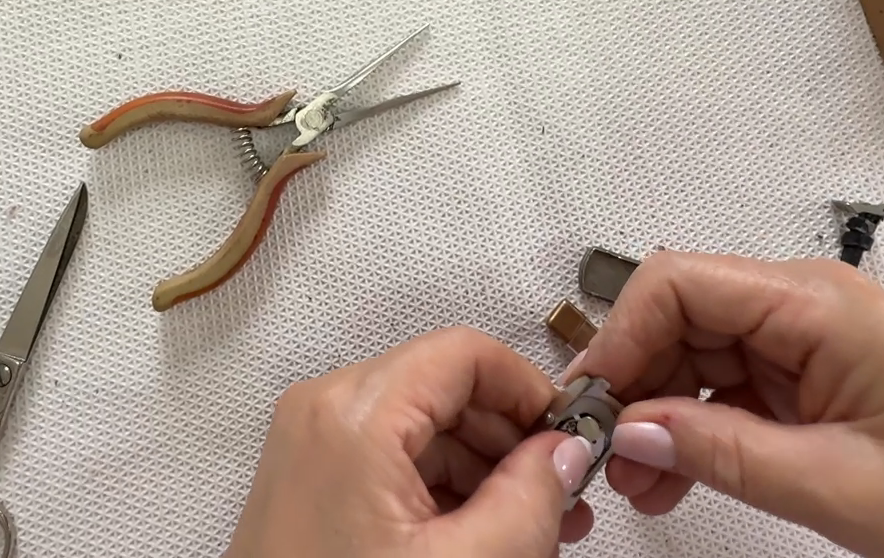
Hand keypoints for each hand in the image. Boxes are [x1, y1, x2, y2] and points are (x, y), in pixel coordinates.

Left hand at [225, 327, 594, 557]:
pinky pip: (390, 453)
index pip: (462, 353)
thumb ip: (529, 500)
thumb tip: (568, 449)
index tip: (573, 437)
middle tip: (567, 495)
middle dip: (509, 435)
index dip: (527, 387)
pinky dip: (441, 483)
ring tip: (539, 524)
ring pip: (419, 421)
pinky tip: (484, 530)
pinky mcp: (309, 471)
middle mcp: (326, 403)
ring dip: (482, 465)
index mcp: (357, 409)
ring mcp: (312, 436)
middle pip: (441, 384)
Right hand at [571, 251, 883, 557]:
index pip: (681, 283)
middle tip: (604, 444)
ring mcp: (798, 341)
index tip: (594, 395)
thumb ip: (725, 454)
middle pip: (678, 316)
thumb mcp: (845, 489)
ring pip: (690, 355)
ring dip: (656, 411)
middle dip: (634, 378)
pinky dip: (689, 429)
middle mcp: (798, 305)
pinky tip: (669, 473)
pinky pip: (720, 390)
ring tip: (634, 475)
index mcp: (815, 302)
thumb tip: (629, 428)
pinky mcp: (800, 378)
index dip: (625, 332)